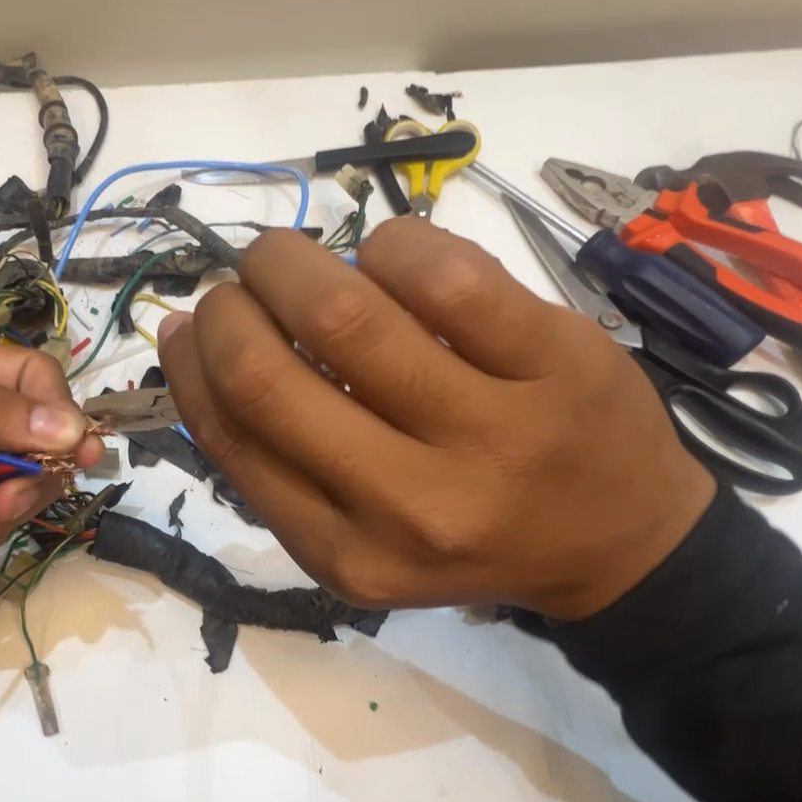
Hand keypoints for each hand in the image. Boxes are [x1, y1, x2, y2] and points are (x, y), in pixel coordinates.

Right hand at [158, 220, 715, 619]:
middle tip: (235, 290)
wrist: (618, 544)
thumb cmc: (462, 539)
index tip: (184, 327)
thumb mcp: (351, 538)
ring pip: (346, 313)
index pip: (234, 441)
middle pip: (269, 377)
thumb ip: (271, 463)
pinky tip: (384, 258)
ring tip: (285, 261)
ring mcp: (492, 431)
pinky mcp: (559, 359)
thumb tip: (190, 343)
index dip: (190, 368)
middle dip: (227, 310)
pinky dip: (389, 245)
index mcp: (347, 555)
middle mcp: (411, 505)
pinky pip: (443, 272)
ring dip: (288, 263)